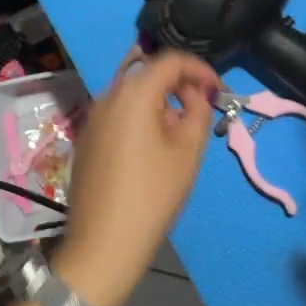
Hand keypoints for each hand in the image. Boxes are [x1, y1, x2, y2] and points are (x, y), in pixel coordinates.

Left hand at [50, 49, 221, 305]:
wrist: (103, 245)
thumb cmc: (153, 194)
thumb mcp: (189, 150)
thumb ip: (198, 110)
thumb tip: (195, 95)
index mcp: (134, 92)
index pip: (171, 60)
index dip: (199, 68)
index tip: (218, 89)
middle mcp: (108, 95)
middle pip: (148, 71)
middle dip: (178, 82)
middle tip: (202, 105)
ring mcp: (92, 117)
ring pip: (131, 92)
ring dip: (159, 99)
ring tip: (180, 127)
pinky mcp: (86, 139)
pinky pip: (118, 112)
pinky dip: (140, 115)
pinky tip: (153, 144)